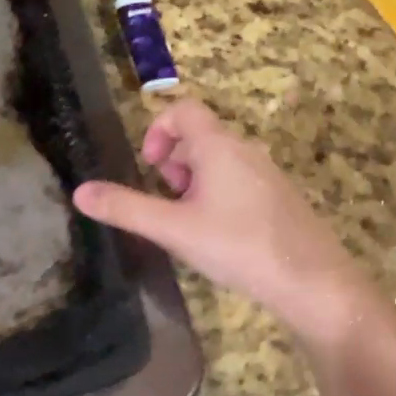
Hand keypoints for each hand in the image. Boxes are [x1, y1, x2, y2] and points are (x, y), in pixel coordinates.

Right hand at [72, 99, 376, 346]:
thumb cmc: (239, 247)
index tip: (150, 167)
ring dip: (195, 180)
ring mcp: (268, 175)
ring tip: (189, 221)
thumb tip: (80, 192)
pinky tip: (220, 236)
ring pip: (220, 160)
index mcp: (219, 146)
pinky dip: (219, 194)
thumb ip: (125, 208)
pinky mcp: (281, 199)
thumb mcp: (173, 229)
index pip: (184, 110)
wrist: (315, 285)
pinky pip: (240, 180)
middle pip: (200, 136)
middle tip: (166, 200)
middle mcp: (245, 151)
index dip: (158, 130)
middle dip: (174, 161)